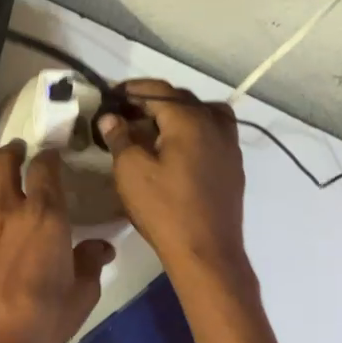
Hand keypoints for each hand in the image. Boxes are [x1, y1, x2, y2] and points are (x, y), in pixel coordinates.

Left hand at [0, 141, 113, 342]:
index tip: (51, 154)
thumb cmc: (41, 321)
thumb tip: (101, 247)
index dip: (48, 156)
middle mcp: (8, 207)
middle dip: (12, 151)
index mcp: (45, 215)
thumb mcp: (80, 295)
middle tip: (17, 149)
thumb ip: (90, 264)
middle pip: (4, 162)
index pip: (45, 169)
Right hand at [97, 79, 254, 302]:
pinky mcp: (232, 167)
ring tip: (152, 129)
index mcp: (190, 121)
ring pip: (202, 114)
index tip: (109, 96)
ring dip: (176, 114)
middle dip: (151, 101)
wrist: (206, 253)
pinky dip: (192, 131)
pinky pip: (212, 134)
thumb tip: (111, 117)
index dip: (132, 89)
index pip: (159, 90)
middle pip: (181, 99)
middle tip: (124, 114)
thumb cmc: (164, 209)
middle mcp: (215, 126)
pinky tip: (173, 151)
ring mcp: (229, 146)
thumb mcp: (131, 171)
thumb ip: (120, 138)